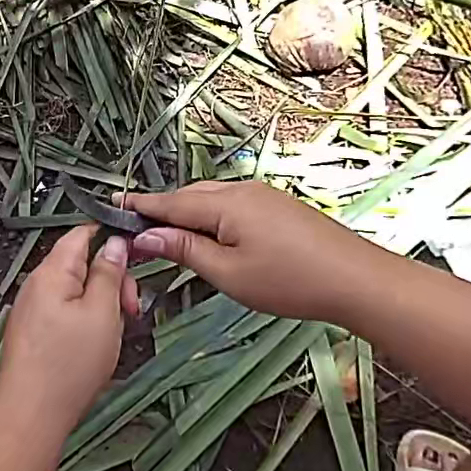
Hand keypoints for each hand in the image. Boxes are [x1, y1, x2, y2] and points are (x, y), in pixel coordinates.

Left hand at [0, 225, 139, 441]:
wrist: (31, 417)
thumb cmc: (68, 366)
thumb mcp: (102, 313)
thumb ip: (109, 273)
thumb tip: (115, 243)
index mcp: (52, 271)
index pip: (83, 233)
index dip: (113, 239)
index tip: (138, 259)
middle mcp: (37, 284)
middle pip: (82, 263)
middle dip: (112, 280)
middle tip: (130, 309)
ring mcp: (33, 309)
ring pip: (77, 290)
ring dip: (103, 304)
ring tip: (114, 332)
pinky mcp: (34, 331)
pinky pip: (66, 311)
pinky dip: (87, 320)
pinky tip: (96, 344)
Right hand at [121, 180, 392, 323]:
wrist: (354, 278)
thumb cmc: (289, 280)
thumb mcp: (227, 272)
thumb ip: (184, 250)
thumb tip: (147, 235)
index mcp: (226, 203)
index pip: (171, 201)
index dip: (141, 205)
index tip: (116, 205)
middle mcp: (243, 190)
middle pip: (191, 196)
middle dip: (163, 211)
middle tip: (139, 232)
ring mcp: (263, 195)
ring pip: (213, 199)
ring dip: (188, 214)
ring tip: (171, 237)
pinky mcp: (277, 206)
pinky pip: (232, 204)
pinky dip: (212, 217)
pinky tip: (211, 236)